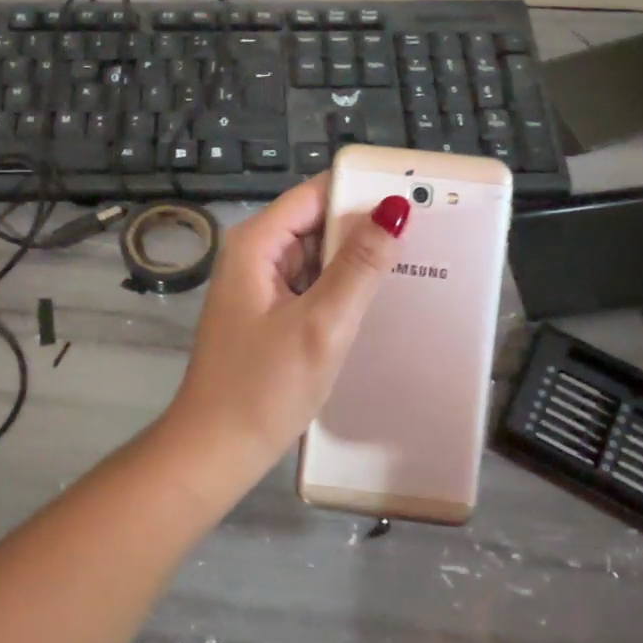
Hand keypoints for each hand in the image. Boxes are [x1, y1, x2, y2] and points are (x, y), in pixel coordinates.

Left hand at [160, 174, 406, 488]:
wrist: (216, 449)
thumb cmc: (264, 387)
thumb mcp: (320, 325)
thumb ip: (359, 267)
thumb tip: (394, 209)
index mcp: (257, 244)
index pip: (316, 194)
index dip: (363, 193)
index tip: (415, 198)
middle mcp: (254, 255)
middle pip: (317, 222)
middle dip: (365, 229)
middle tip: (427, 239)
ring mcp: (259, 287)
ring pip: (317, 256)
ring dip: (356, 262)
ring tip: (415, 266)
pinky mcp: (268, 315)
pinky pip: (310, 286)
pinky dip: (340, 290)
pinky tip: (377, 302)